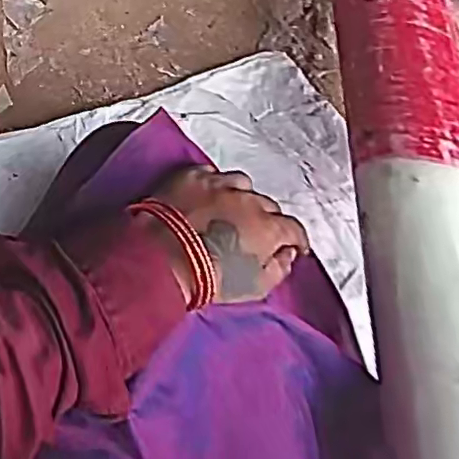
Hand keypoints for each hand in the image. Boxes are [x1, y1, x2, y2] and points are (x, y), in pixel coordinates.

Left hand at [143, 166, 309, 303]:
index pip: (293, 228)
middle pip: (266, 204)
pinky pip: (210, 172)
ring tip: (230, 207)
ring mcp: (217, 183)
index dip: (294, 238)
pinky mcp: (191, 175)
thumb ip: (279, 267)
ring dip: (240, 195)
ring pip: (240, 182)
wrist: (164, 254)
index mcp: (268, 227)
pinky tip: (207, 194)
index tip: (291, 244)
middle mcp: (247, 199)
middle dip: (265, 217)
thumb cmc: (210, 275)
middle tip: (253, 230)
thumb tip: (285, 253)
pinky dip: (213, 182)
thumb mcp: (256, 286)